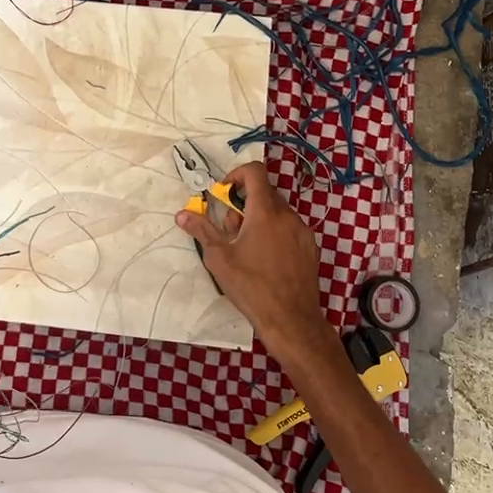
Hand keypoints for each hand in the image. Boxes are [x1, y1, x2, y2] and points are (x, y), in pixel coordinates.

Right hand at [176, 160, 334, 360]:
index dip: (237, 174)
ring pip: (277, 210)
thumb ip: (202, 231)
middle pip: (265, 192)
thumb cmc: (251, 287)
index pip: (255, 172)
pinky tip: (266, 258)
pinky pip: (289, 227)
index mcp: (265, 213)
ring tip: (247, 246)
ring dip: (259, 217)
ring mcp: (303, 231)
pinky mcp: (310, 247)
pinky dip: (275, 231)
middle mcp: (287, 215)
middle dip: (244, 202)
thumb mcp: (219, 259)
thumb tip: (182, 215)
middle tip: (231, 228)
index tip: (225, 194)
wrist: (291, 320)